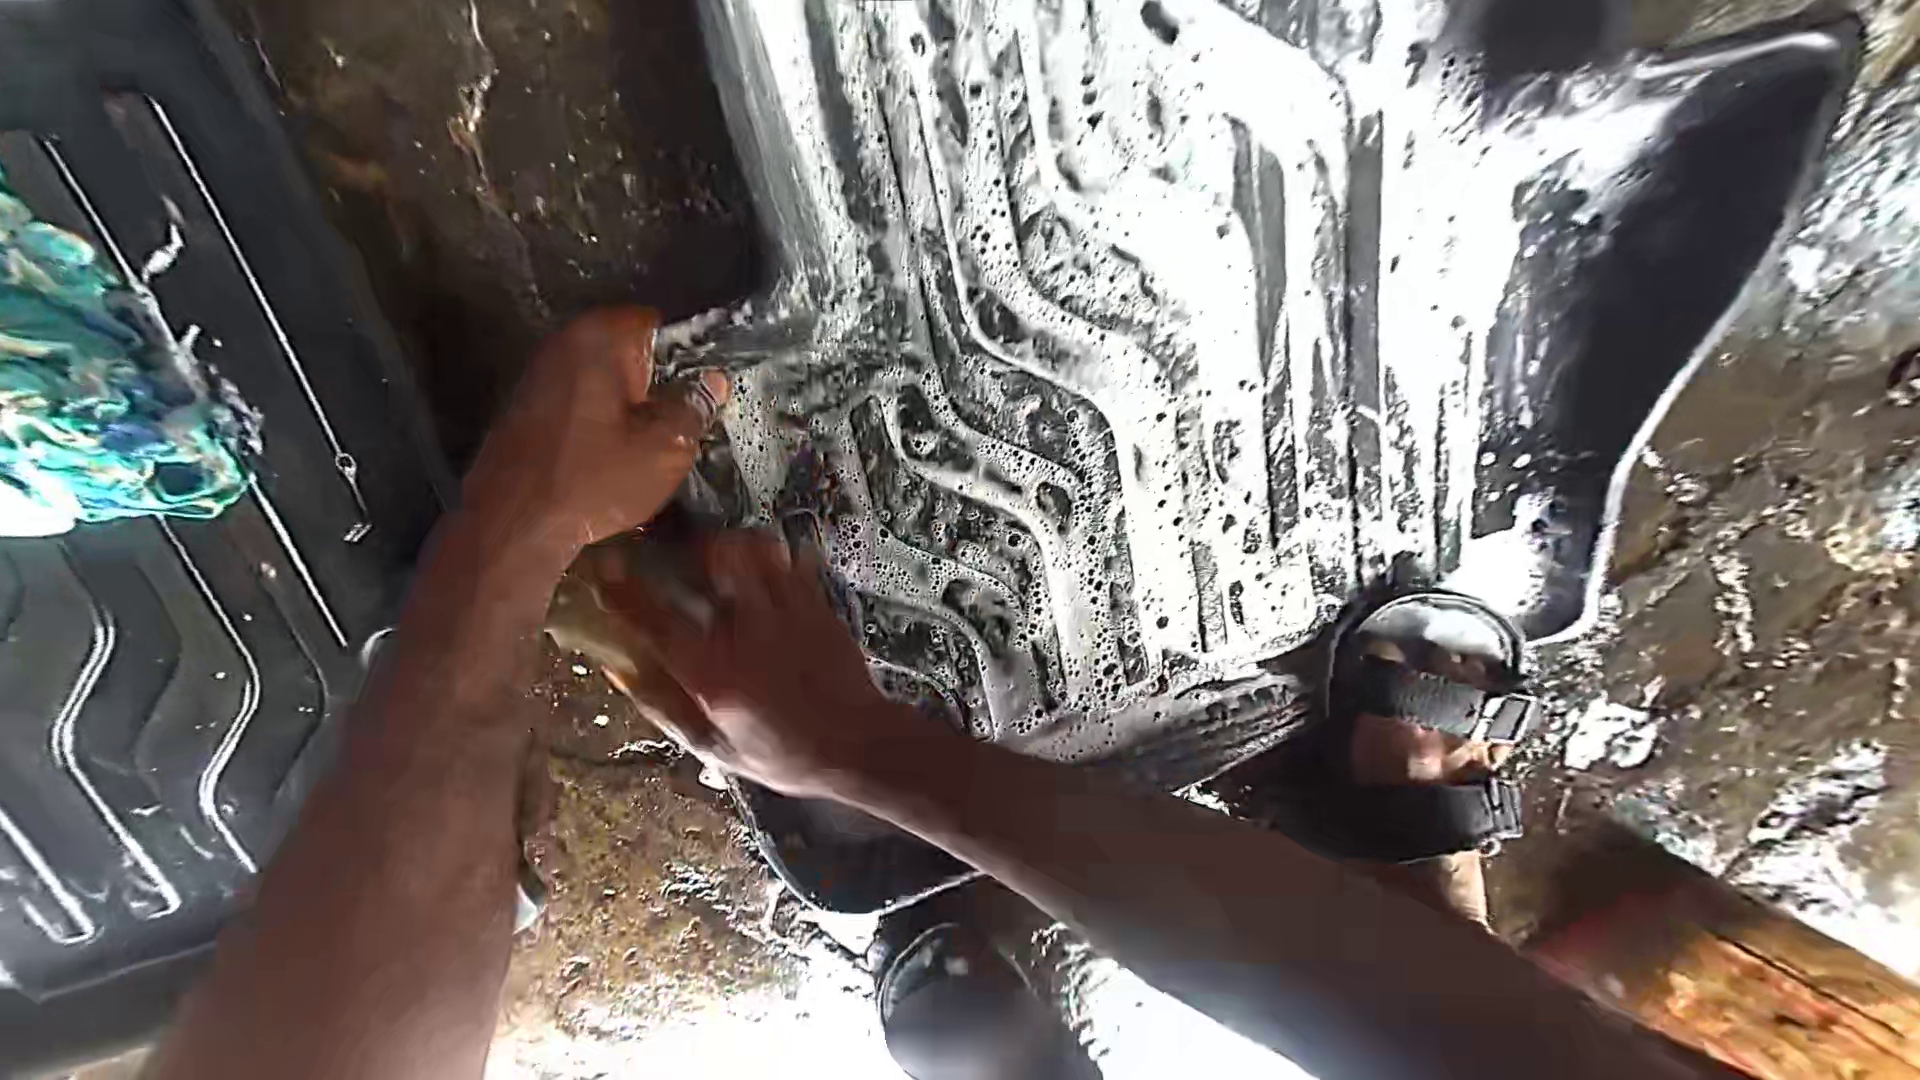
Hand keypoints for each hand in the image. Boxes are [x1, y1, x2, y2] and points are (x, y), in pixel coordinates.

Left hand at [463, 307, 730, 556]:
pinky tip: (625, 447)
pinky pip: (589, 395)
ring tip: (663, 436)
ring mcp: (544, 371)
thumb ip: (693, 407)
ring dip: (640, 399)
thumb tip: (714, 380)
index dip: (695, 352)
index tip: (712, 386)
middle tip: (694, 416)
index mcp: (601, 340)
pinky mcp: (534, 403)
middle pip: (636, 349)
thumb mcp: (665, 447)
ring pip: (612, 375)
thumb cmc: (596, 479)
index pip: (663, 324)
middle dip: (668, 378)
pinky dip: (612, 413)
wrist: (515, 522)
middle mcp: (567, 343)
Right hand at [595, 530, 959, 799]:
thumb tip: (617, 668)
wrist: (856, 744)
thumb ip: (663, 705)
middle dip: (698, 548)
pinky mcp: (820, 605)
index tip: (608, 566)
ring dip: (740, 546)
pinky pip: (797, 560)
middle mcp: (749, 630)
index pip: (657, 618)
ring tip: (733, 564)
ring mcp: (790, 611)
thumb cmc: (782, 753)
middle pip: (718, 556)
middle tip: (691, 560)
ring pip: (760, 548)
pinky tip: (772, 577)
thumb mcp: (713, 747)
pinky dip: (778, 558)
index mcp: (713, 671)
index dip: (625, 588)